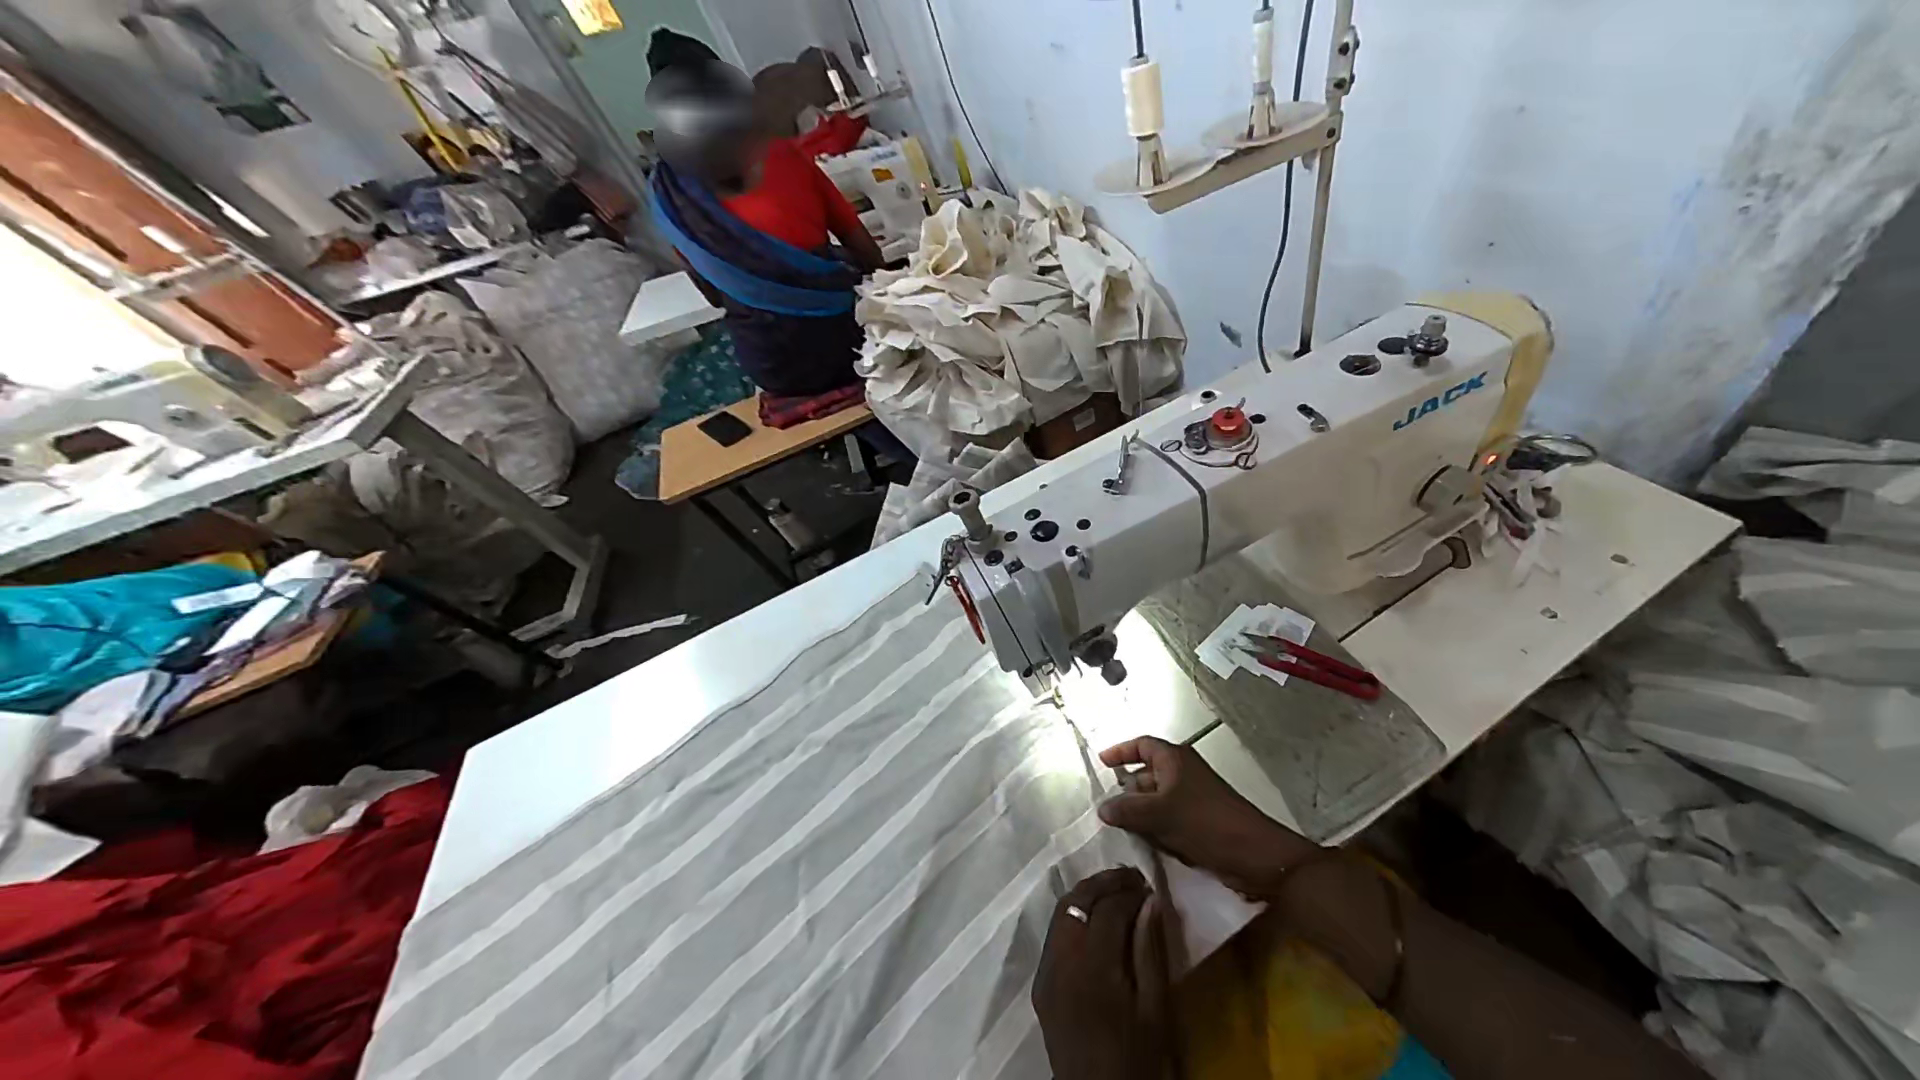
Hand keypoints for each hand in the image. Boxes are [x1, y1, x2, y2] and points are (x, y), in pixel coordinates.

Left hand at [1032, 867, 1170, 1079]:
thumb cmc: (1138, 1061)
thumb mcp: (1156, 1010)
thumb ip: (1151, 951)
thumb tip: (1152, 901)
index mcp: (1094, 968)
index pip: (1108, 909)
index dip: (1129, 891)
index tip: (1149, 886)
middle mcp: (1062, 961)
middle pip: (1076, 900)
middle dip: (1103, 882)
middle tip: (1131, 876)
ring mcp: (1045, 972)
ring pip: (1060, 913)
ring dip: (1086, 895)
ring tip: (1114, 891)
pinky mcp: (1040, 985)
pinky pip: (1054, 936)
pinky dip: (1073, 917)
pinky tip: (1093, 920)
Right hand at [1097, 736, 1318, 897]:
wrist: (1255, 856)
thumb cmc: (1205, 823)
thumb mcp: (1159, 815)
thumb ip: (1126, 810)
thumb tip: (1103, 808)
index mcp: (1175, 760)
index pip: (1142, 745)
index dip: (1121, 751)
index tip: (1102, 763)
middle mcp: (1184, 773)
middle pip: (1147, 774)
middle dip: (1128, 791)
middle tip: (1109, 808)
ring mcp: (1193, 798)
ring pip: (1157, 800)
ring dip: (1141, 814)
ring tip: (1123, 829)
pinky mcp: (1200, 822)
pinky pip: (1169, 819)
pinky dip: (1156, 828)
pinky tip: (1147, 844)